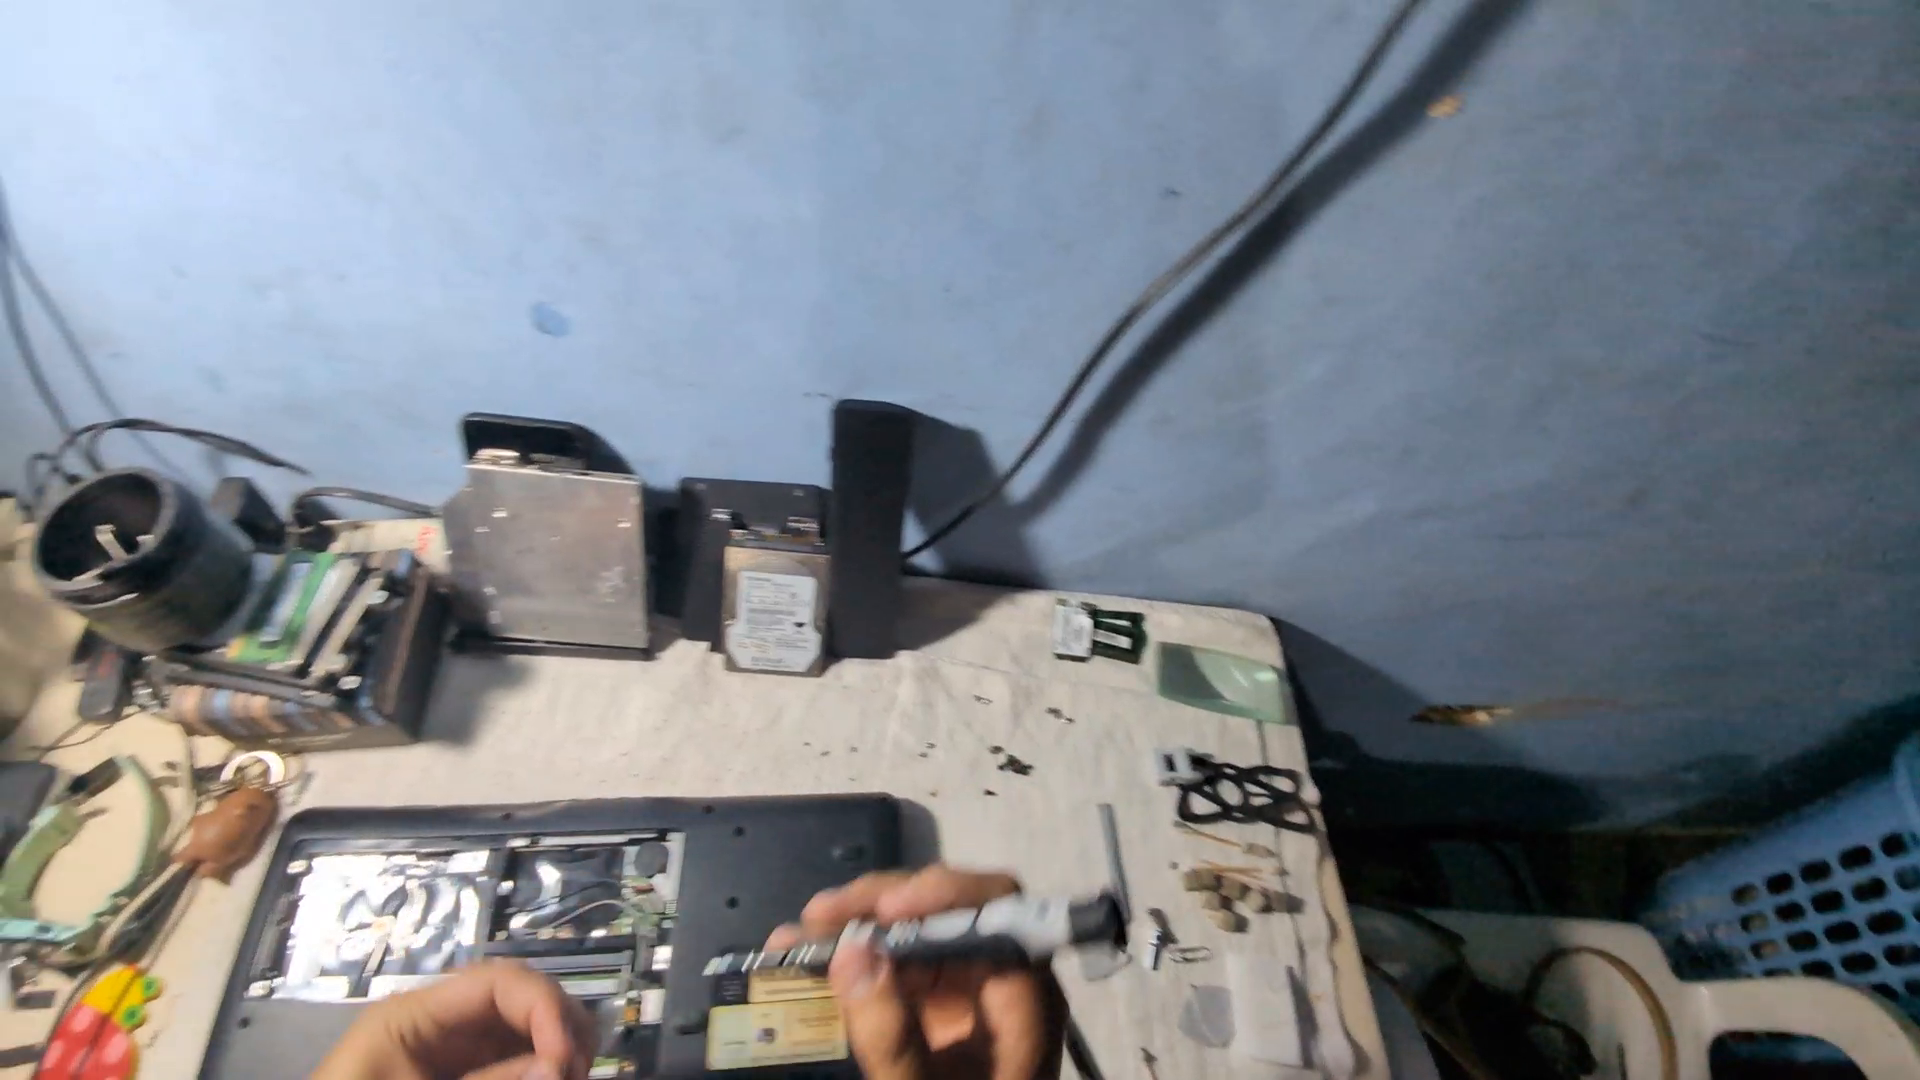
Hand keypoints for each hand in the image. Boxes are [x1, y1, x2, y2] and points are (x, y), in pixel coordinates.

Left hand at [311, 960, 595, 1079]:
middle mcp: (440, 1021)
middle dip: (559, 1024)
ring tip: (575, 1071)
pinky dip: (542, 1063)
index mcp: (413, 1013)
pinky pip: (514, 1055)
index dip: (545, 1005)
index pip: (499, 981)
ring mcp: (452, 1049)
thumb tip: (559, 1065)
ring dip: (558, 1042)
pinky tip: (559, 1073)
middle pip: (520, 998)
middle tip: (580, 1066)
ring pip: (526, 1026)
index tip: (567, 1053)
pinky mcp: (462, 1072)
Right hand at [769, 865, 1065, 1079]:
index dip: (946, 895)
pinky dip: (855, 951)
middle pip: (951, 909)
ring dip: (859, 922)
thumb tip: (853, 951)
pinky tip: (812, 951)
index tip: (886, 909)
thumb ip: (893, 1038)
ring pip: (917, 925)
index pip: (1000, 914)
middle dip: (883, 904)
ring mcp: (965, 985)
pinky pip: (896, 956)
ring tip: (802, 931)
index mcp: (1023, 998)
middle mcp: (999, 977)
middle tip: (824, 915)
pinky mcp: (934, 998)